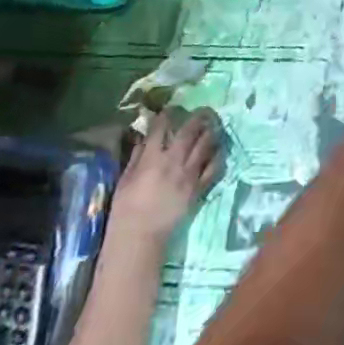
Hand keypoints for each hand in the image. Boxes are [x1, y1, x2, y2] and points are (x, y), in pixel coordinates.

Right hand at [112, 107, 225, 242]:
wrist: (140, 235)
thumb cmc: (125, 209)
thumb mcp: (125, 179)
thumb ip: (137, 157)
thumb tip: (145, 139)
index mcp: (152, 159)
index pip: (161, 129)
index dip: (167, 115)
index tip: (171, 109)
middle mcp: (174, 162)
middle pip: (190, 132)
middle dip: (198, 117)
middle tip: (204, 110)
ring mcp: (190, 174)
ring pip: (207, 145)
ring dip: (211, 132)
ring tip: (214, 125)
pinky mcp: (200, 187)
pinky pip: (214, 167)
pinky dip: (218, 156)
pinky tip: (219, 150)